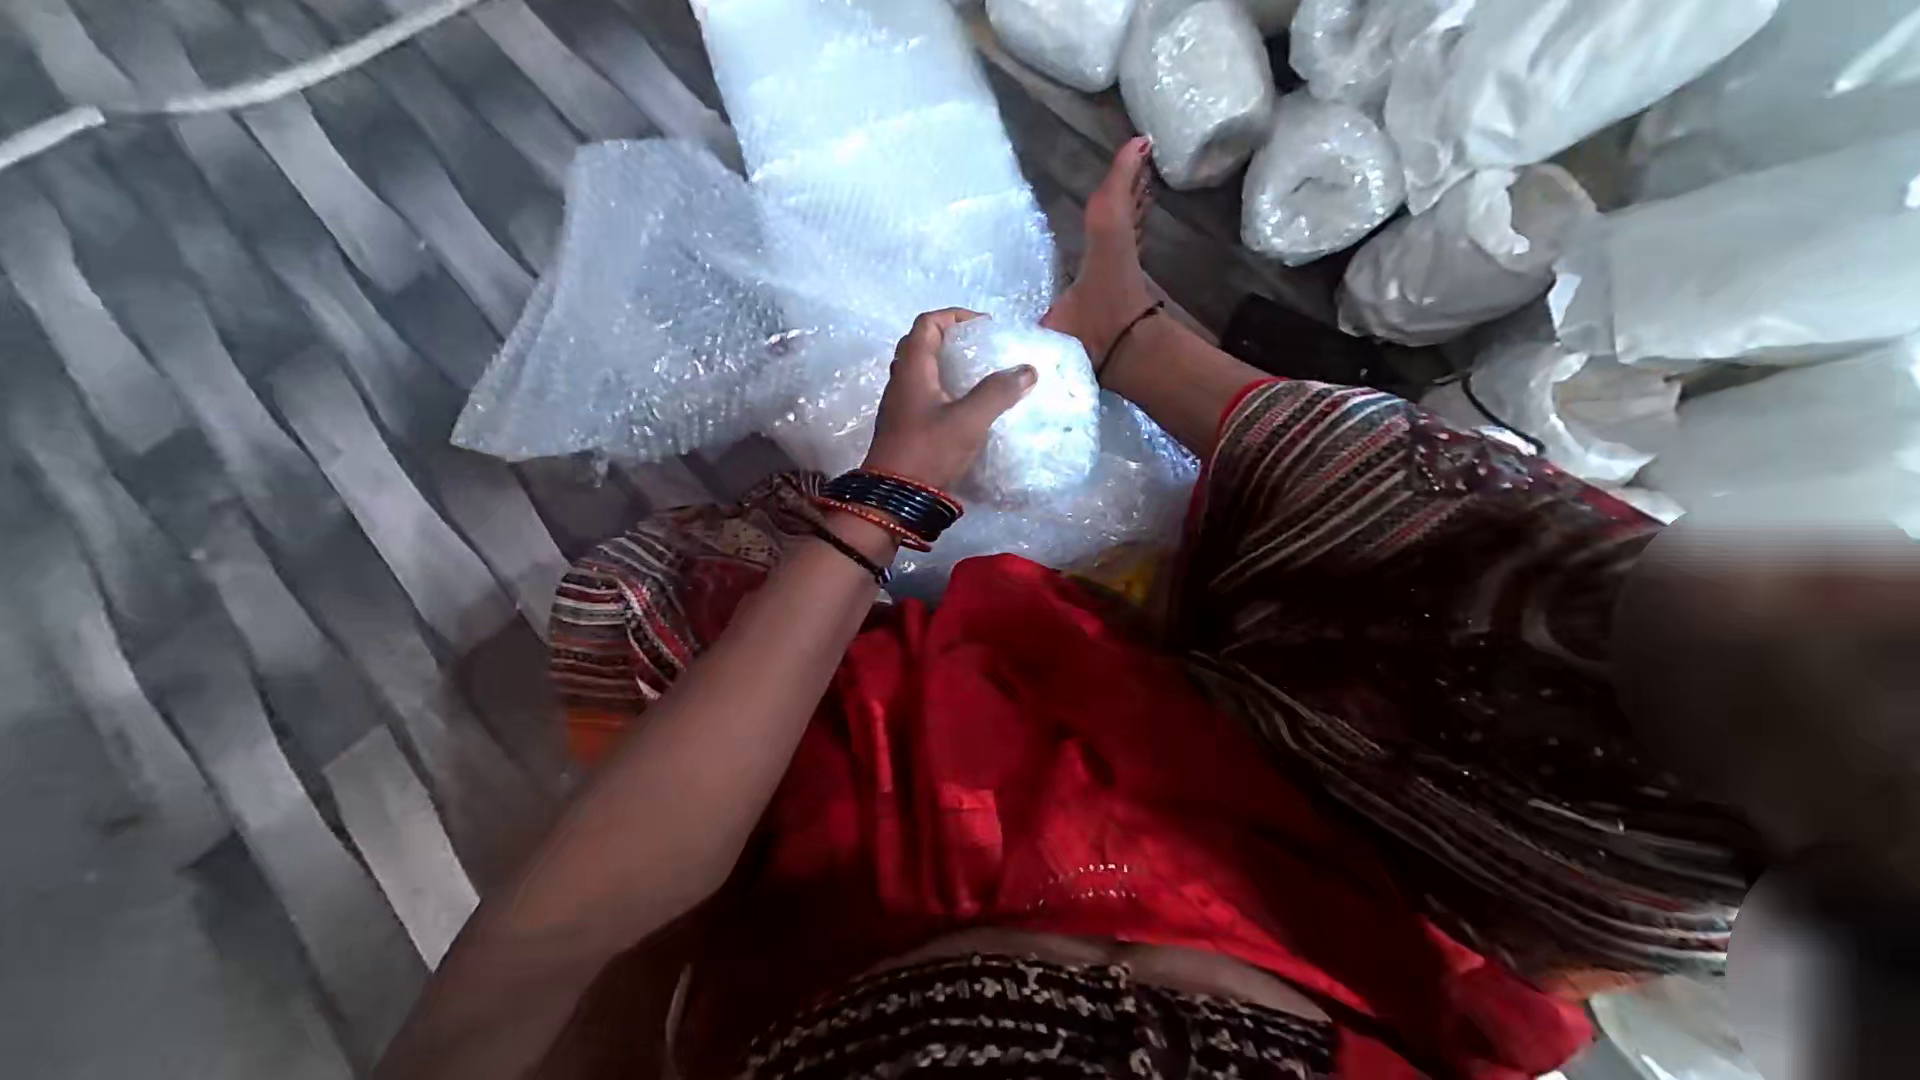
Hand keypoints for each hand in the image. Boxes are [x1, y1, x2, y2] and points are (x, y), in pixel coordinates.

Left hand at [863, 308, 1035, 490]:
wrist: (894, 496)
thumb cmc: (928, 451)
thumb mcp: (968, 420)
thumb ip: (997, 392)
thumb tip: (1027, 370)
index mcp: (912, 369)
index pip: (927, 323)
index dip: (955, 316)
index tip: (984, 326)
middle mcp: (900, 381)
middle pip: (921, 344)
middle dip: (951, 339)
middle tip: (980, 349)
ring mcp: (898, 405)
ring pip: (921, 372)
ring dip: (947, 366)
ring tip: (978, 376)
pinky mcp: (903, 427)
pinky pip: (923, 395)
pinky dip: (944, 390)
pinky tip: (965, 407)